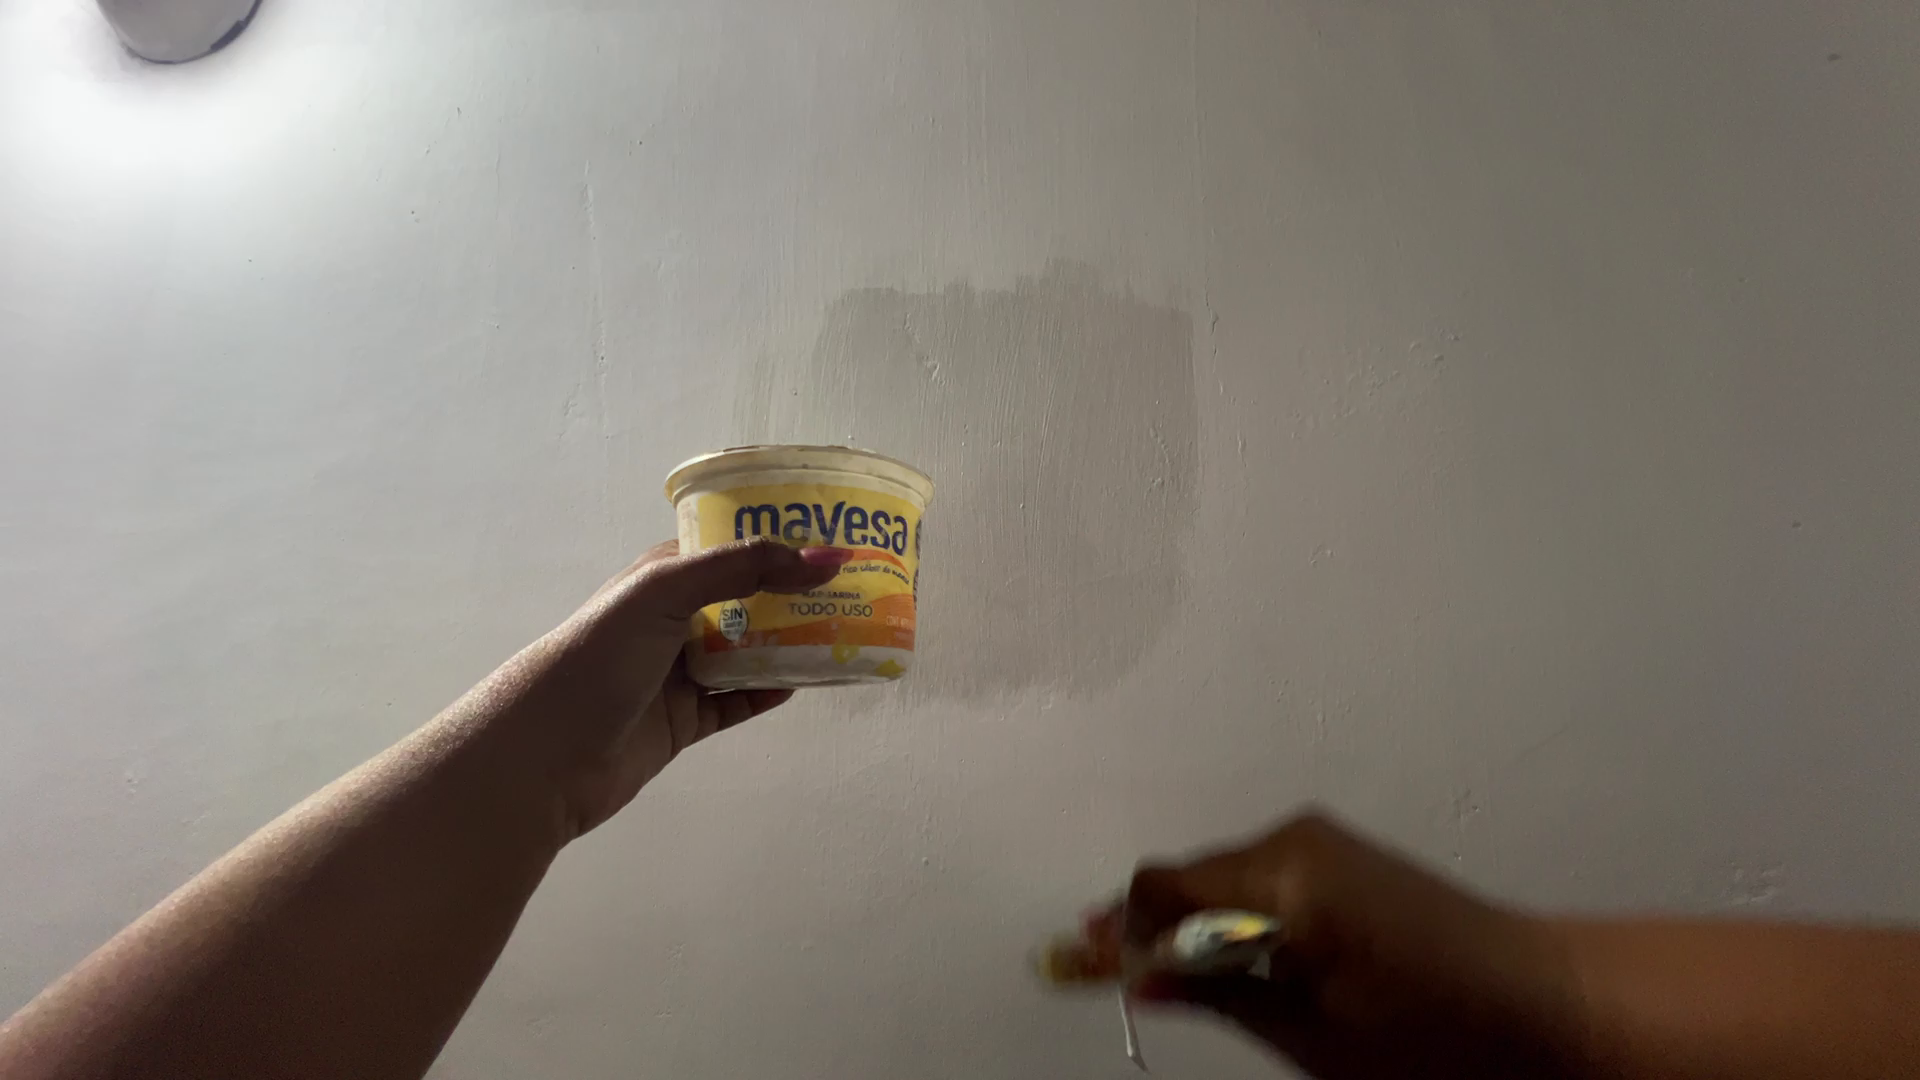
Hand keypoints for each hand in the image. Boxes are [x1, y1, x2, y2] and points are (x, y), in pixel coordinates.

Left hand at [449, 538, 843, 842]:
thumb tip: (827, 557)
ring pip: (751, 651)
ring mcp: (682, 671)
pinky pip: (742, 699)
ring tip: (845, 634)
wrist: (542, 761)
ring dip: (793, 643)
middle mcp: (676, 619)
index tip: (833, 539)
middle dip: (796, 594)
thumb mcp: (666, 592)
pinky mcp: (688, 718)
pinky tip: (808, 682)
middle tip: (853, 589)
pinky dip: (773, 690)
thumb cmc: (599, 657)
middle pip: (749, 600)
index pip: (733, 547)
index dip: (781, 540)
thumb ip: (744, 568)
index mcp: (665, 577)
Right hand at [1114, 811, 1589, 1079]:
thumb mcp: (1316, 1038)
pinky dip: (1236, 908)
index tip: (1084, 955)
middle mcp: (1292, 838)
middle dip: (1158, 924)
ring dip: (1198, 918)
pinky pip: (1259, 872)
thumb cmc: (1440, 1042)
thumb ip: (1218, 995)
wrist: (1556, 1006)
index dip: (1122, 924)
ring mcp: (1316, 836)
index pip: (1167, 888)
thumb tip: (1144, 978)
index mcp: (1286, 880)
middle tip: (1129, 970)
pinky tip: (1238, 949)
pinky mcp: (1335, 846)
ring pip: (1223, 874)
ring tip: (1183, 970)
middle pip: (1190, 877)